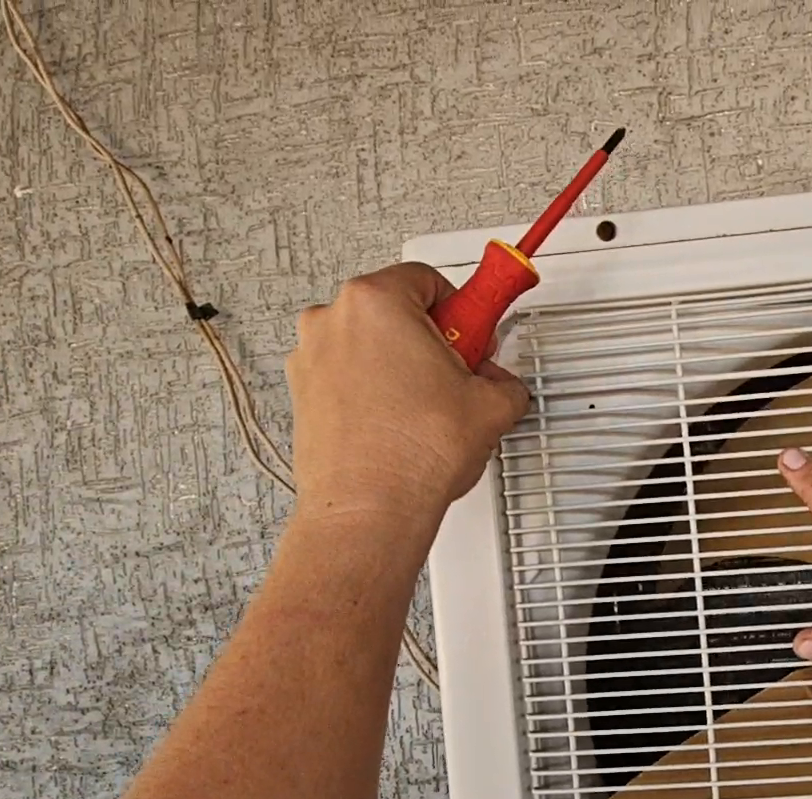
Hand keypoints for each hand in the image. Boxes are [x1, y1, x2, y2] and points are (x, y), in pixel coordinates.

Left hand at [286, 263, 530, 527]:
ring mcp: (312, 358)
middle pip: (399, 311)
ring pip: (374, 346)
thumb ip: (505, 380)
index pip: (430, 279)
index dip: (466, 307)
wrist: (371, 506)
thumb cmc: (412, 453)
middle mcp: (333, 322)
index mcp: (377, 304)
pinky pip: (353, 377)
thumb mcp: (494, 406)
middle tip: (463, 372)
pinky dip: (381, 392)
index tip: (480, 321)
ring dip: (408, 367)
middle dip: (437, 340)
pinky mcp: (306, 393)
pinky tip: (409, 423)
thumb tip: (502, 384)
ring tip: (437, 407)